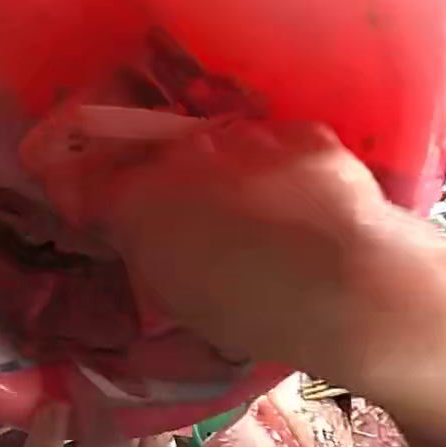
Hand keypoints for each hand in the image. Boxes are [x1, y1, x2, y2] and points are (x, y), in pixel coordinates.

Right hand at [81, 119, 445, 405]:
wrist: (360, 292)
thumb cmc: (254, 312)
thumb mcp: (177, 298)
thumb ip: (137, 251)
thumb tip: (119, 227)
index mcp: (145, 198)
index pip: (92, 181)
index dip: (85, 193)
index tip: (90, 209)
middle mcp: (188, 153)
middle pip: (152, 156)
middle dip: (150, 180)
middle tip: (172, 217)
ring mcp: (247, 137)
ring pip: (211, 149)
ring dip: (212, 173)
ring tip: (241, 215)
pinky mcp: (303, 134)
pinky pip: (268, 146)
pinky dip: (267, 169)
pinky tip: (289, 203)